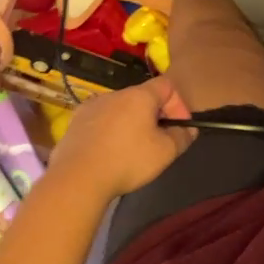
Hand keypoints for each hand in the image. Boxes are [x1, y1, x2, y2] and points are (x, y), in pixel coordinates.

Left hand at [52, 77, 195, 197]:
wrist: (78, 178)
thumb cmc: (128, 160)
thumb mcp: (166, 152)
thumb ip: (182, 136)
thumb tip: (188, 129)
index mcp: (138, 96)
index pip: (166, 85)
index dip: (178, 105)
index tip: (179, 128)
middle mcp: (114, 94)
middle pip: (142, 98)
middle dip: (155, 116)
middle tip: (159, 142)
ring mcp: (91, 107)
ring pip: (120, 110)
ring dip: (131, 124)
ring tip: (133, 150)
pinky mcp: (75, 123)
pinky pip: (101, 122)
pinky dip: (110, 132)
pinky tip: (109, 154)